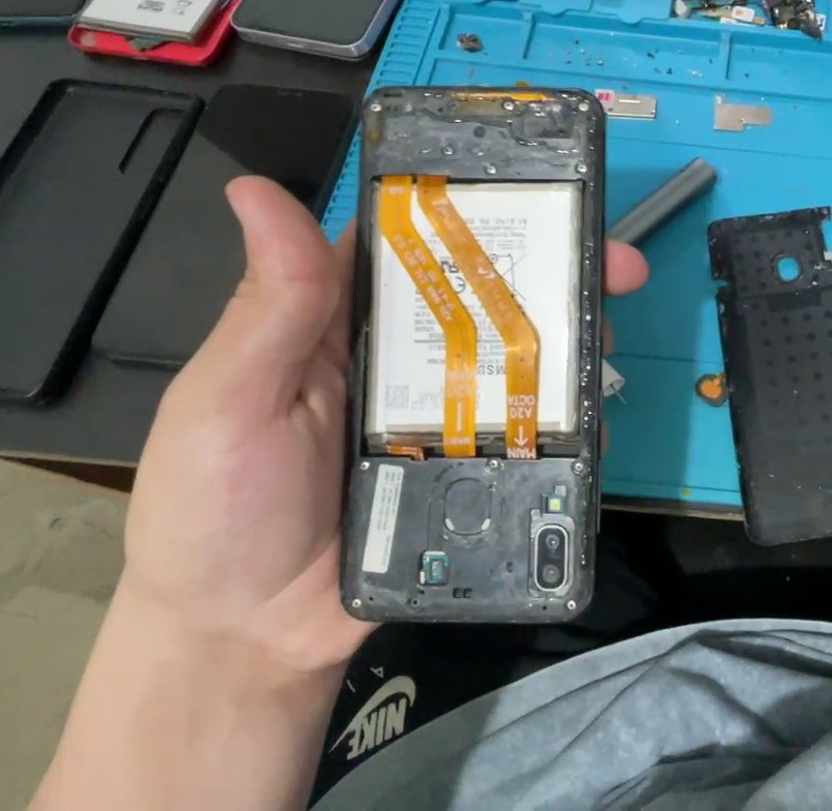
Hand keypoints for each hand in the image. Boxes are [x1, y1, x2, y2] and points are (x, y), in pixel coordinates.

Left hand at [37, 178, 647, 807]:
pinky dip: (568, 416)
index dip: (474, 207)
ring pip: (521, 359)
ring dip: (572, 338)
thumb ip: (268, 307)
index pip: (414, 241)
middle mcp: (404, 357)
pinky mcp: (475, 470)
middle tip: (617, 263)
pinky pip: (530, 432)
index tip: (538, 188)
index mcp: (342, 320)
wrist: (246, 643)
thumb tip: (260, 191)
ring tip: (611, 331)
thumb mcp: (228, 402)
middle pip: (489, 297)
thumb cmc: (214, 512)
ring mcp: (446, 415)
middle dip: (554, 271)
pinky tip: (598, 410)